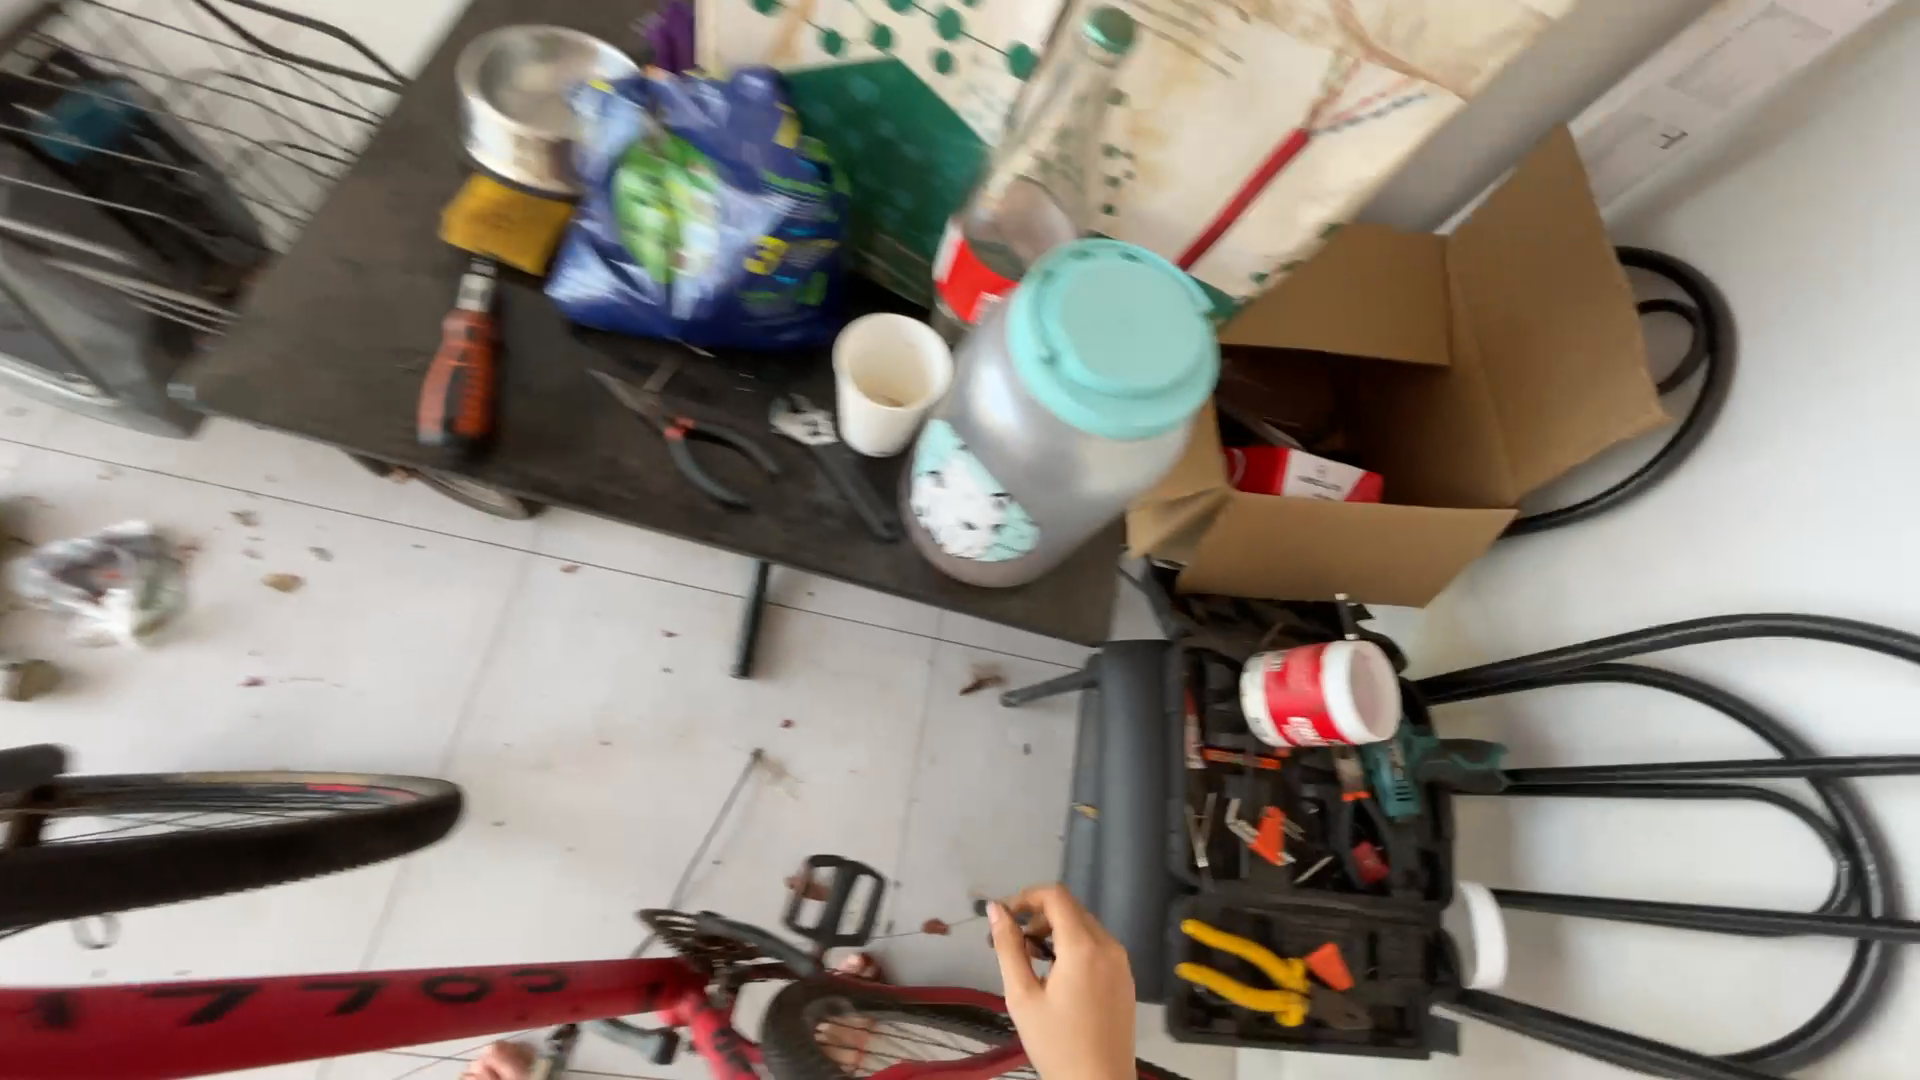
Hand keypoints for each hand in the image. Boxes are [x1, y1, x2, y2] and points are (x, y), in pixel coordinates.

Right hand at [987, 885, 1135, 1079]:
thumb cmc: (1057, 1045)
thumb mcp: (1022, 997)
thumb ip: (1008, 947)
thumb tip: (995, 909)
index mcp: (1083, 946)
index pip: (1055, 895)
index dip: (1026, 897)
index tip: (1006, 917)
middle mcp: (1108, 945)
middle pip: (1070, 908)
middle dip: (1038, 916)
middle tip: (1015, 943)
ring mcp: (1121, 961)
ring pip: (1084, 924)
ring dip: (1055, 930)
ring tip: (1033, 961)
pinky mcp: (1126, 978)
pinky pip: (1097, 944)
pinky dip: (1074, 945)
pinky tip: (1058, 975)